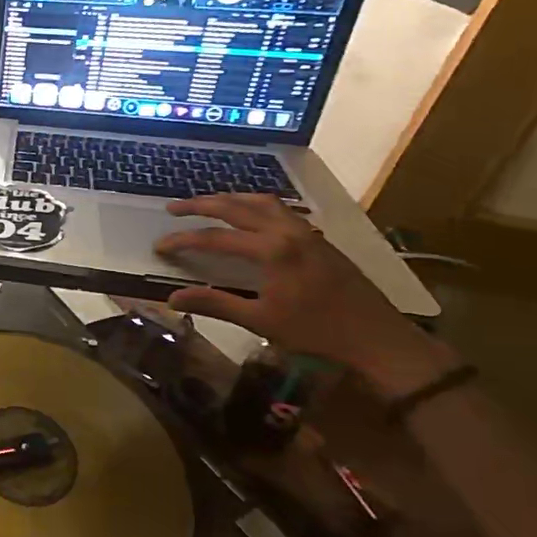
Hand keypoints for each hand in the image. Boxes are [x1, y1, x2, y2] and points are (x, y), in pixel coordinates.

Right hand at [153, 194, 456, 397]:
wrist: (377, 337)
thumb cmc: (316, 331)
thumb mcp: (260, 320)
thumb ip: (214, 304)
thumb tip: (172, 298)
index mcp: (272, 250)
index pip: (214, 238)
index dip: (182, 240)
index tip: (159, 246)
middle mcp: (288, 233)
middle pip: (237, 208)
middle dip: (201, 205)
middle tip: (173, 208)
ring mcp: (307, 233)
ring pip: (262, 202)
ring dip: (231, 199)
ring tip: (207, 203)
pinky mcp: (319, 240)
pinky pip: (281, 211)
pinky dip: (256, 206)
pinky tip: (249, 217)